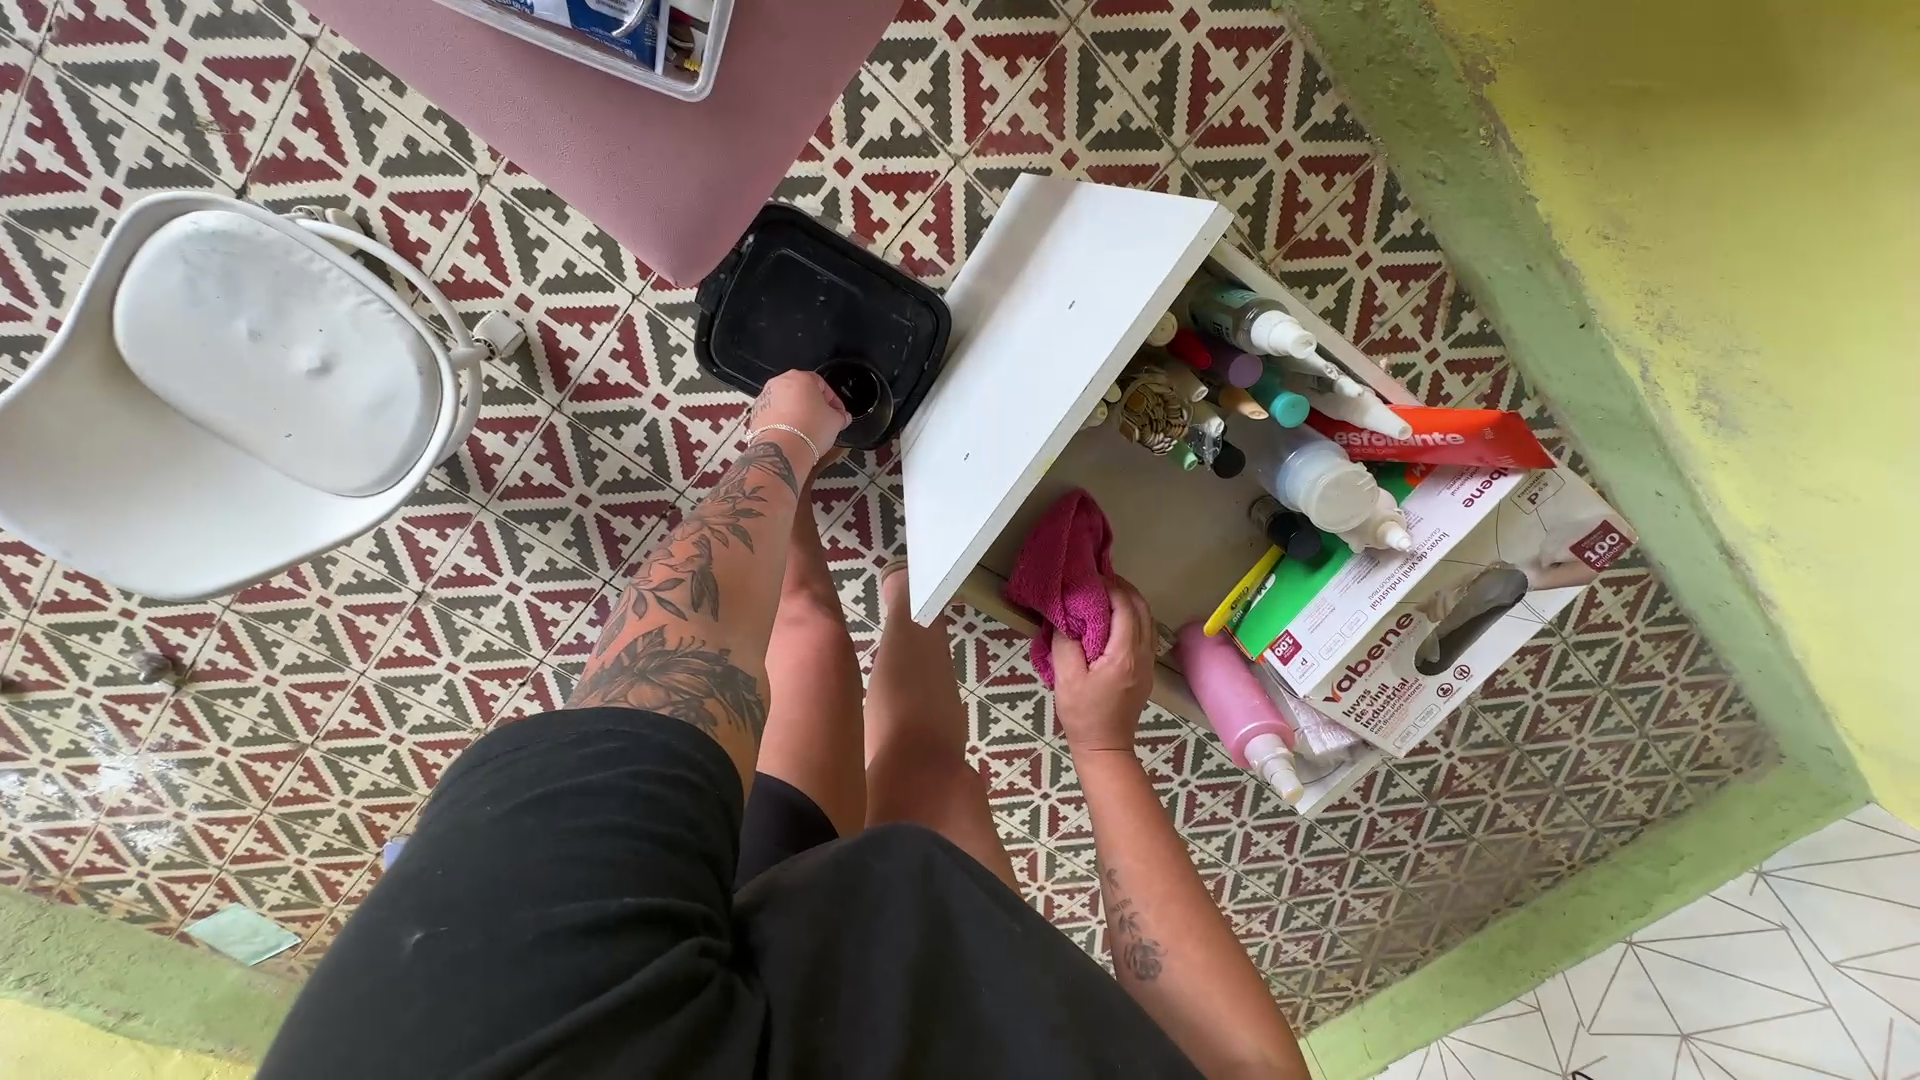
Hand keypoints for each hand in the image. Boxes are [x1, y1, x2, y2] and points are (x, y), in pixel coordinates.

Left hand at [749, 370, 850, 458]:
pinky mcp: (757, 414)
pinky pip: (774, 415)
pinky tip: (794, 435)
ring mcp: (766, 398)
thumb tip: (841, 417)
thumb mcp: (836, 421)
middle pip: (802, 391)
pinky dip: (783, 422)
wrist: (783, 450)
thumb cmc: (807, 431)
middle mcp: (780, 383)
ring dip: (797, 413)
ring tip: (808, 431)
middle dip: (814, 405)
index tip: (838, 412)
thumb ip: (841, 415)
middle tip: (823, 421)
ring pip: (786, 402)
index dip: (833, 400)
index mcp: (801, 378)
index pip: (822, 384)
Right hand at [1052, 577, 1155, 754]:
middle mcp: (1144, 655)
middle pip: (1142, 609)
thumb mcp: (1066, 678)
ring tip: (1106, 593)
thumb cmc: (1083, 714)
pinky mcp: (1146, 670)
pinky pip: (1146, 633)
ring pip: (1148, 620)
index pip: (1125, 608)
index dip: (1111, 587)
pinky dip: (1133, 617)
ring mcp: (1148, 663)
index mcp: (1124, 655)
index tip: (1091, 577)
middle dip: (1124, 588)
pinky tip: (1114, 618)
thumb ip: (1065, 642)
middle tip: (1100, 578)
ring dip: (1130, 602)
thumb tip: (1065, 615)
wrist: (1105, 748)